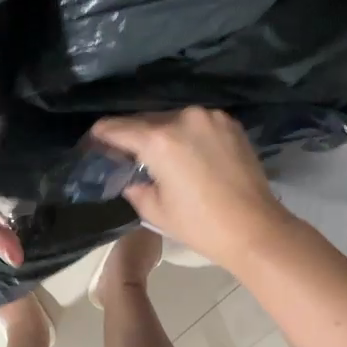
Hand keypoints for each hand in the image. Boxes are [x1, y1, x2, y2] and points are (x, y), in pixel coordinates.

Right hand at [91, 108, 294, 267]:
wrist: (254, 228)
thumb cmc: (200, 225)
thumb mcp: (154, 210)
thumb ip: (134, 185)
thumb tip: (130, 175)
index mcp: (160, 140)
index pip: (115, 127)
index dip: (98, 137)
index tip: (92, 146)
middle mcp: (184, 118)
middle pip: (145, 120)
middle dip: (131, 137)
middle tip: (124, 156)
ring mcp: (211, 117)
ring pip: (172, 120)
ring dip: (160, 135)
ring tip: (158, 159)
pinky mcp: (230, 124)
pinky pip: (196, 124)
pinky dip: (185, 136)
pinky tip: (186, 157)